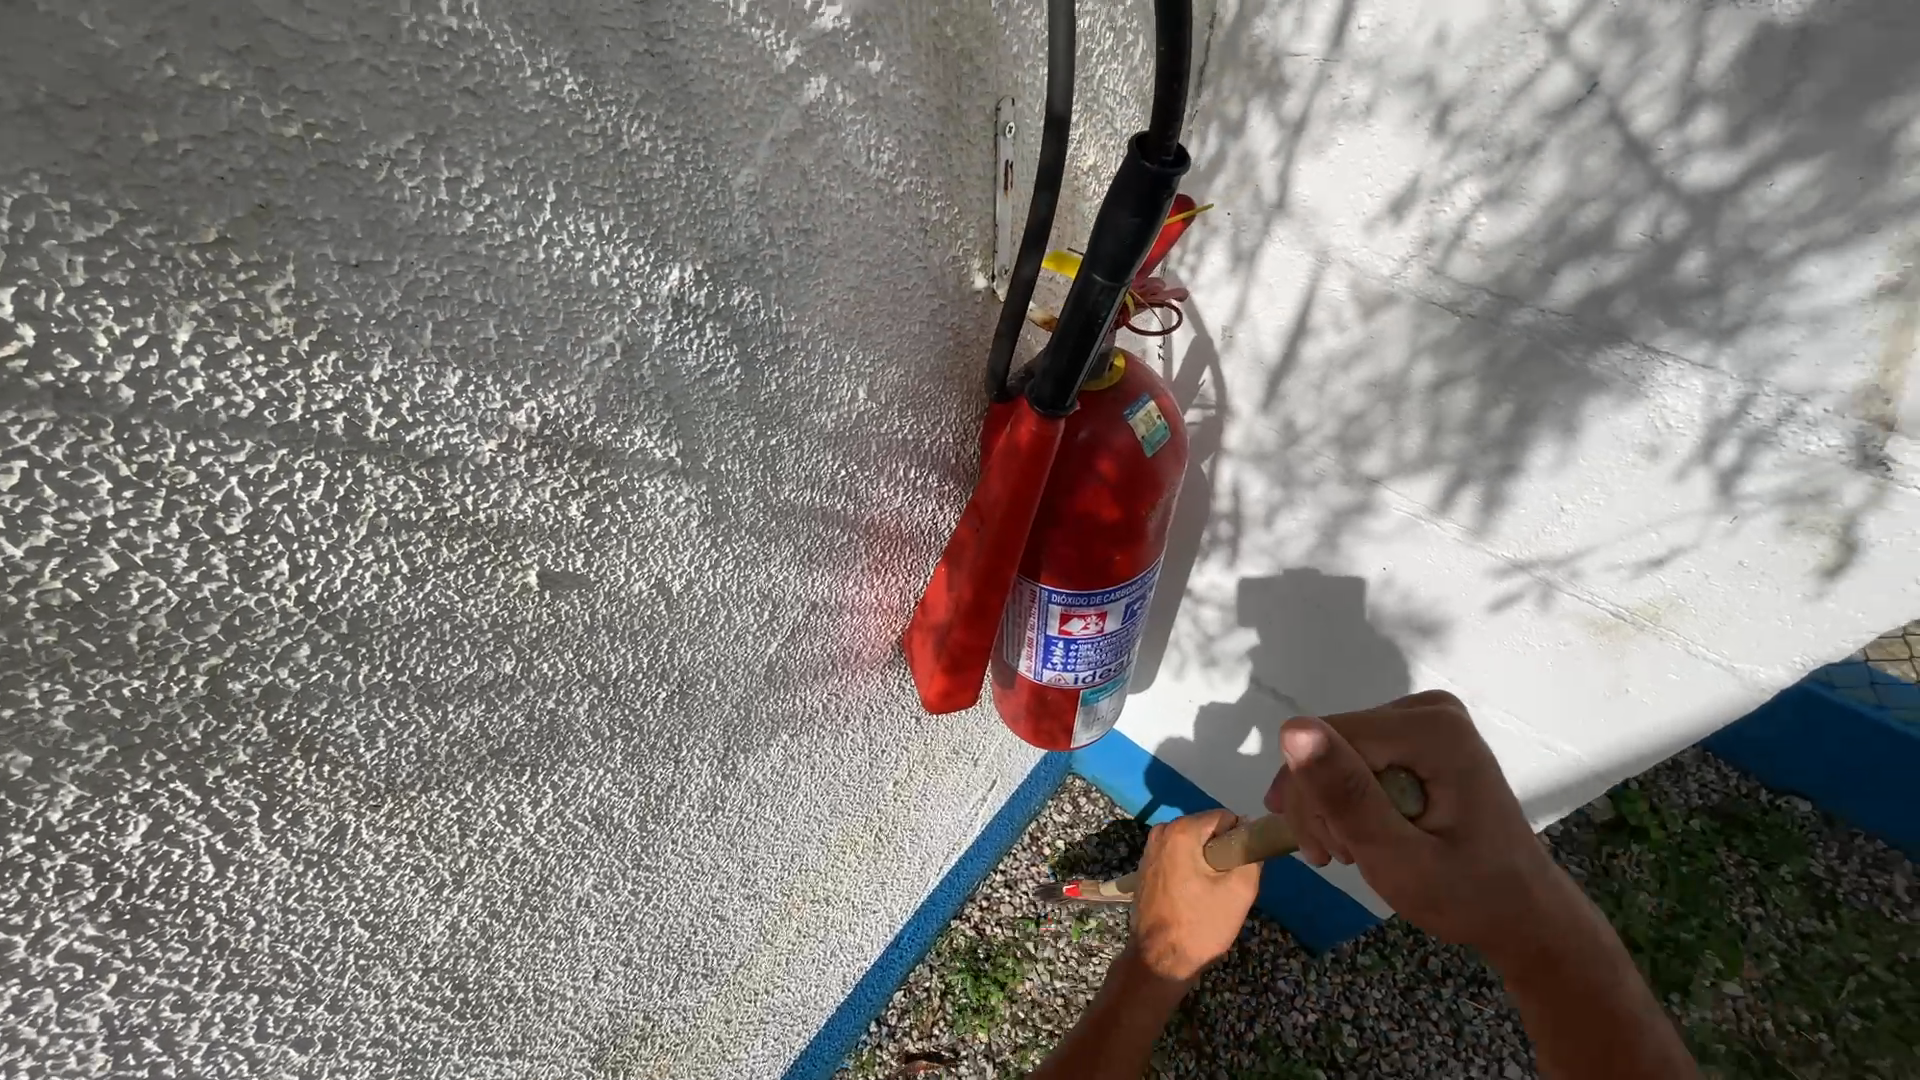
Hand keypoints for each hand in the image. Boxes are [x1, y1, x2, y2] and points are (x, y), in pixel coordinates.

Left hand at [1124, 809, 1260, 982]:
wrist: (1159, 959)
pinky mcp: (1146, 868)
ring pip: (1193, 847)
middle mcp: (1161, 832)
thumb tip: (1251, 835)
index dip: (1240, 838)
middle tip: (1230, 886)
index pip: (1223, 818)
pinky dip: (1191, 872)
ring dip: (1208, 865)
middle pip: (1206, 831)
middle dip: (1222, 853)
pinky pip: (1179, 859)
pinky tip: (1196, 899)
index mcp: (1181, 831)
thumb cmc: (1200, 924)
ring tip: (1213, 895)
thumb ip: (1250, 856)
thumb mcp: (1239, 891)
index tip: (1246, 865)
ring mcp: (1150, 850)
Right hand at [1263, 691, 1574, 962]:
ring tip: (1345, 850)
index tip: (1323, 852)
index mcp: (1433, 731)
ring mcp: (1425, 719)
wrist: (1523, 917)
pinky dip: (1343, 795)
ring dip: (1326, 804)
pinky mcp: (1418, 735)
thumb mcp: (1398, 859)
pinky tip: (1351, 828)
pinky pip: (1352, 754)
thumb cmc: (1467, 897)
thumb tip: (1292, 731)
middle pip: (1329, 743)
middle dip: (1318, 802)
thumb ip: (1346, 795)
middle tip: (1333, 856)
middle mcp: (1429, 710)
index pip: (1327, 741)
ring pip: (1332, 750)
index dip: (1311, 794)